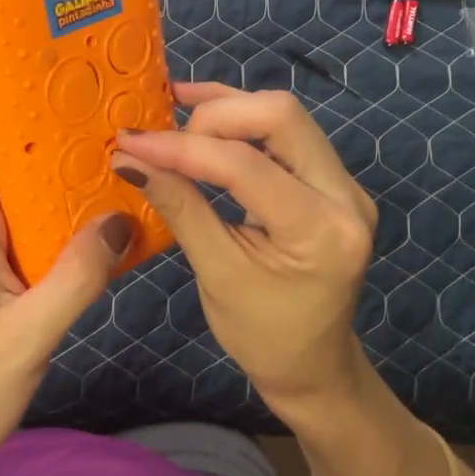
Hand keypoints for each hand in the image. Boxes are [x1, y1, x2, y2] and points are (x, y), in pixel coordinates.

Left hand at [0, 114, 133, 475]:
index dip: (18, 103)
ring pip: (29, 200)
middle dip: (58, 138)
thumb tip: (124, 217)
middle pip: (14, 163)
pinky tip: (108, 222)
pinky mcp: (0, 281)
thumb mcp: (25, 337)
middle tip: (118, 115)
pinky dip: (68, 222)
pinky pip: (36, 236)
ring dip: (67, 180)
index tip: (67, 79)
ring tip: (124, 156)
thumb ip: (75, 277)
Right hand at [111, 83, 378, 411]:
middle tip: (164, 136)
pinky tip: (197, 109)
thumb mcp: (216, 274)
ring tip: (172, 112)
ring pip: (281, 114)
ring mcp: (342, 182)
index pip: (245, 164)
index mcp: (321, 231)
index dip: (182, 148)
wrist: (315, 367)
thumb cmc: (264, 334)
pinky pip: (282, 129)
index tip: (130, 142)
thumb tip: (129, 158)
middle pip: (279, 115)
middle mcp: (344, 195)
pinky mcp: (328, 176)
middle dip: (214, 115)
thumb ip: (179, 207)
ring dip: (224, 109)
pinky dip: (237, 117)